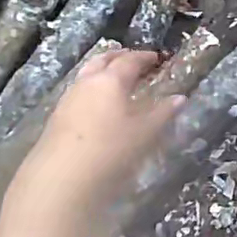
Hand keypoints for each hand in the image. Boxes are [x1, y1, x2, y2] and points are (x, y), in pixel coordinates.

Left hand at [0, 48, 181, 236]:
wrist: (60, 180)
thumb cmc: (110, 150)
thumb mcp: (145, 133)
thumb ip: (163, 113)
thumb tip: (179, 98)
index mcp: (110, 80)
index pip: (130, 60)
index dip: (146, 57)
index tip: (158, 58)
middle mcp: (86, 84)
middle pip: (103, 60)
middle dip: (120, 57)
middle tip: (136, 61)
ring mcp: (68, 100)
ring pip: (87, 76)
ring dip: (104, 72)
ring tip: (119, 82)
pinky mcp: (56, 119)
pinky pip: (79, 93)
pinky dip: (94, 90)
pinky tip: (101, 107)